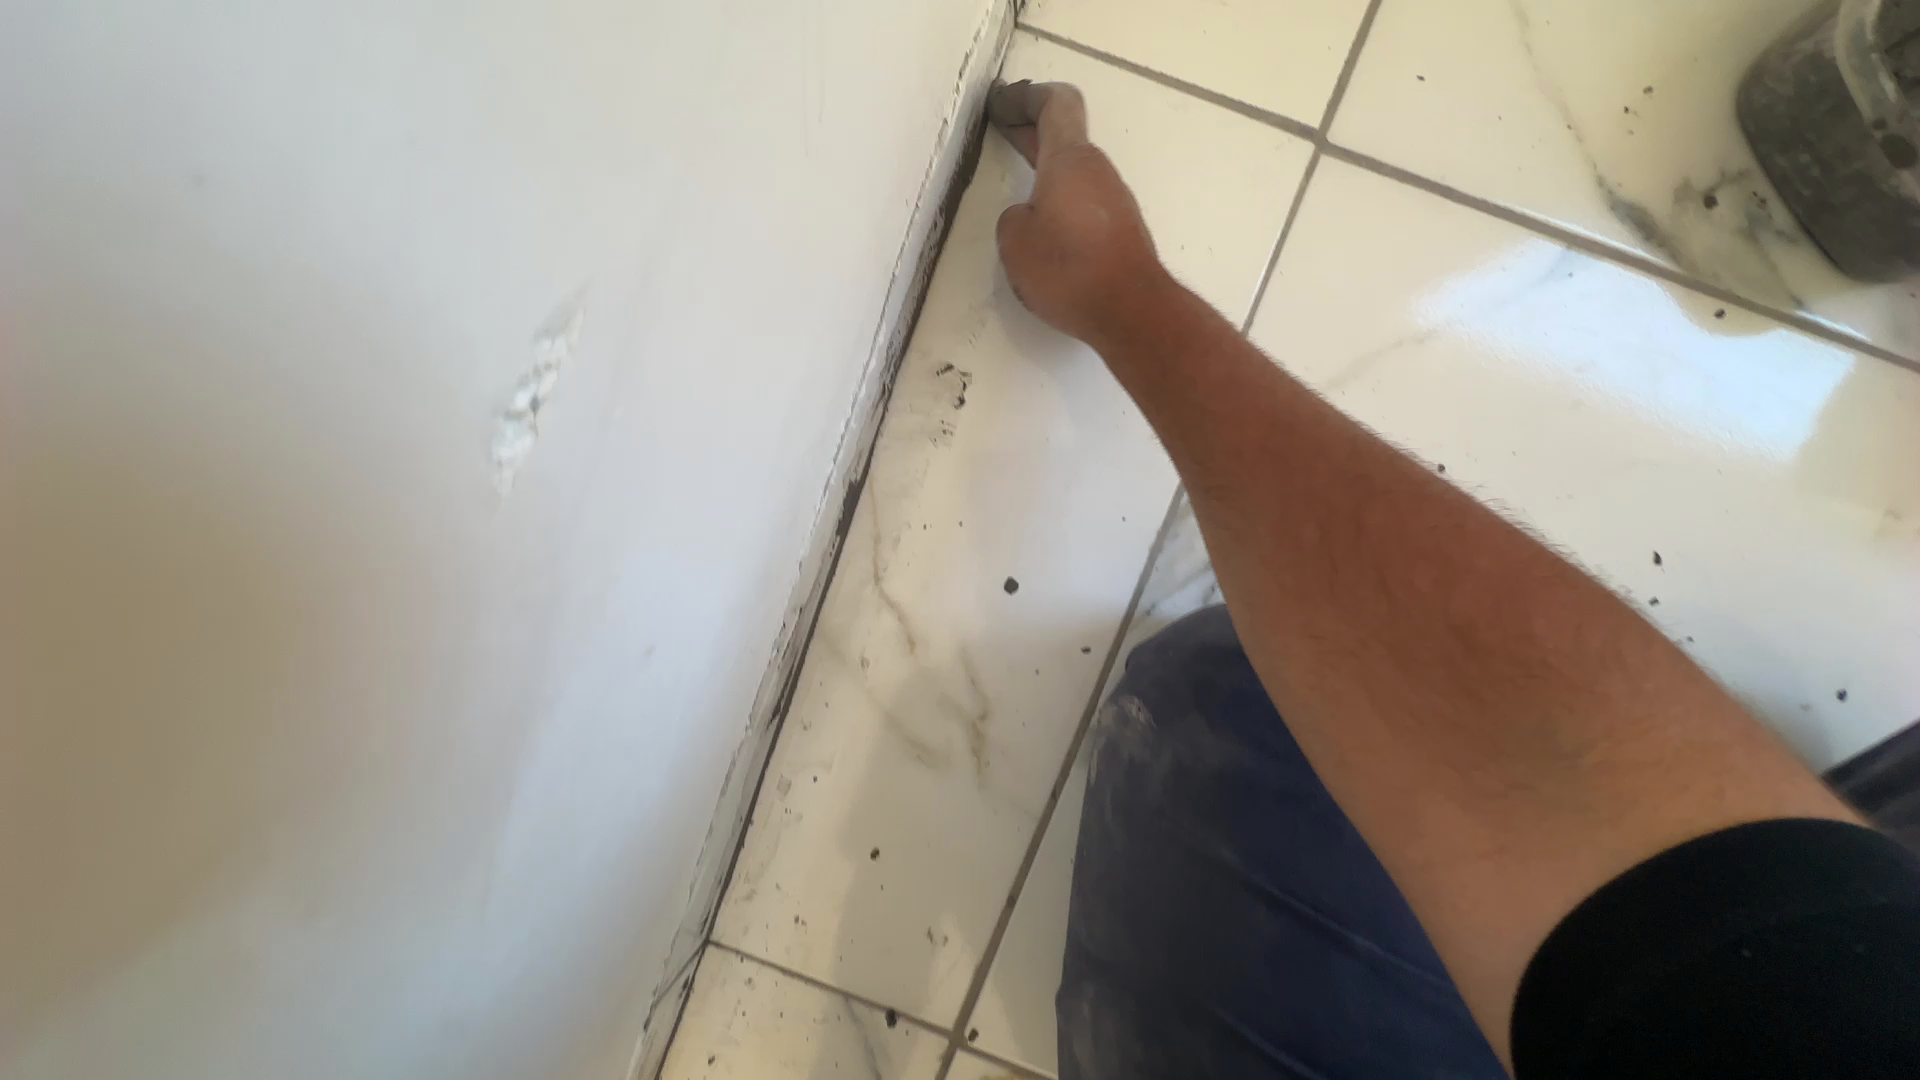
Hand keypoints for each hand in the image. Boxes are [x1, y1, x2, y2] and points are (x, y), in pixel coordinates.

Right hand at [988, 80, 1171, 346]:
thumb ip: (1013, 218)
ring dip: (1048, 177)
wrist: (1130, 311)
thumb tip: (1030, 218)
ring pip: (1075, 178)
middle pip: (1064, 141)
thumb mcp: (1015, 242)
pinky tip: (1048, 235)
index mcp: (1069, 161)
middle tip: (1005, 133)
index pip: (1056, 105)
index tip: (1004, 105)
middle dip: (1032, 134)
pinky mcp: (1121, 234)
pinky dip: (1063, 207)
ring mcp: (1114, 204)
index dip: (1028, 98)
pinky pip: (1085, 208)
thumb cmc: (1069, 269)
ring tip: (1022, 196)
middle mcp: (1097, 173)